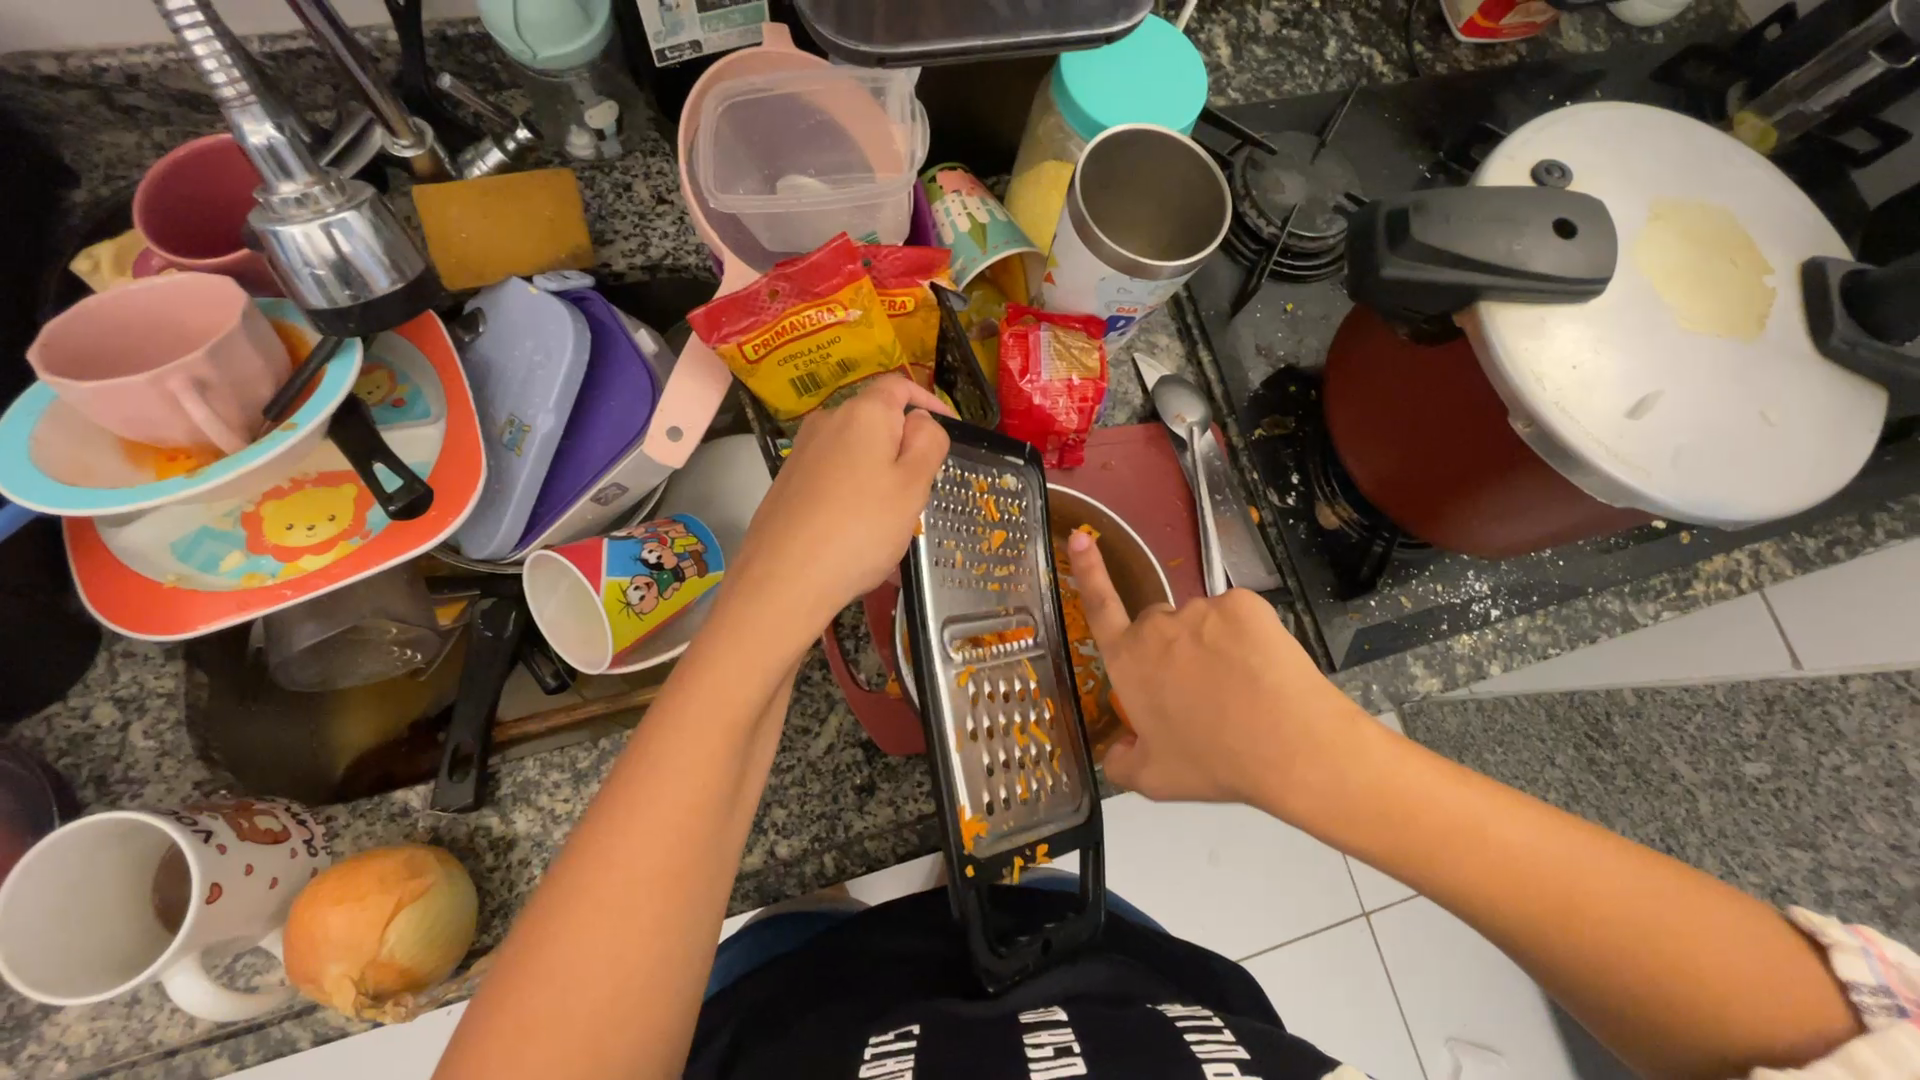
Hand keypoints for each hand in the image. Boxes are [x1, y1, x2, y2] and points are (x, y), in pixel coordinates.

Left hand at [727, 375, 952, 632]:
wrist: (784, 578)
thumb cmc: (860, 529)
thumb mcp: (913, 486)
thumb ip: (928, 444)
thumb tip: (921, 420)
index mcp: (863, 413)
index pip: (899, 386)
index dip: (928, 400)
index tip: (950, 427)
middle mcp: (827, 422)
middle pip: (877, 422)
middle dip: (903, 449)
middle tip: (922, 491)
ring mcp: (802, 453)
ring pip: (856, 455)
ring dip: (880, 479)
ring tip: (893, 525)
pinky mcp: (788, 484)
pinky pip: (835, 480)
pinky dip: (855, 498)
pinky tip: (862, 541)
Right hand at [1066, 530, 1370, 813]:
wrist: (1290, 746)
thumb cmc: (1214, 763)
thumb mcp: (1154, 780)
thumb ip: (1120, 763)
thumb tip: (1117, 751)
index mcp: (1128, 662)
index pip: (1099, 608)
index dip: (1088, 572)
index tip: (1082, 538)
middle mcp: (1157, 627)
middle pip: (1156, 627)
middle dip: (1170, 650)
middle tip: (1200, 692)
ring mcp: (1202, 610)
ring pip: (1200, 623)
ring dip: (1210, 645)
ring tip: (1239, 688)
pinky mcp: (1244, 603)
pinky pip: (1235, 616)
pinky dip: (1244, 637)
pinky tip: (1259, 669)